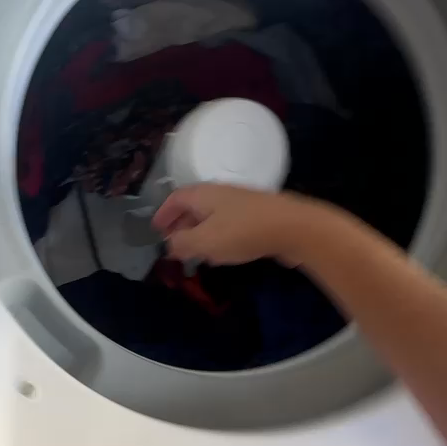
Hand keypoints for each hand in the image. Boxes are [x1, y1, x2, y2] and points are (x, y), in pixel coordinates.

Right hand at [153, 183, 336, 267]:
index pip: (175, 199)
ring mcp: (240, 203)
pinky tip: (221, 252)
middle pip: (193, 206)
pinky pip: (227, 223)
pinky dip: (216, 235)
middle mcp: (220, 193)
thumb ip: (182, 243)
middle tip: (172, 243)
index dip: (163, 214)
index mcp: (203, 195)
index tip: (155, 229)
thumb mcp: (204, 241)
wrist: (292, 227)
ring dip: (198, 232)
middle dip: (179, 224)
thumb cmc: (242, 233)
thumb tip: (168, 245)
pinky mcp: (256, 216)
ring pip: (210, 216)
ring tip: (193, 252)